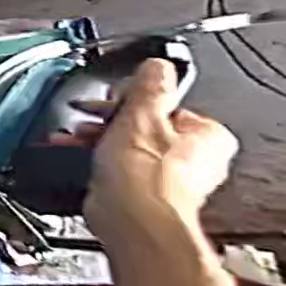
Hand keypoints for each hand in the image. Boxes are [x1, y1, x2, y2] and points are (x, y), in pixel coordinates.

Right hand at [81, 59, 238, 248]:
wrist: (131, 219)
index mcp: (210, 136)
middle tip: (89, 122)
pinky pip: (120, 166)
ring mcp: (172, 177)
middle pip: (144, 125)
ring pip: (129, 146)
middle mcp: (198, 158)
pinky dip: (99, 159)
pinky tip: (81, 159)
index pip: (164, 105)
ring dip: (98, 140)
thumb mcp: (141, 117)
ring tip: (75, 140)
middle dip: (108, 122)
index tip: (107, 104)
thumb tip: (159, 66)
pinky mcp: (146, 192)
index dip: (129, 102)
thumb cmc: (144, 177)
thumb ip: (150, 88)